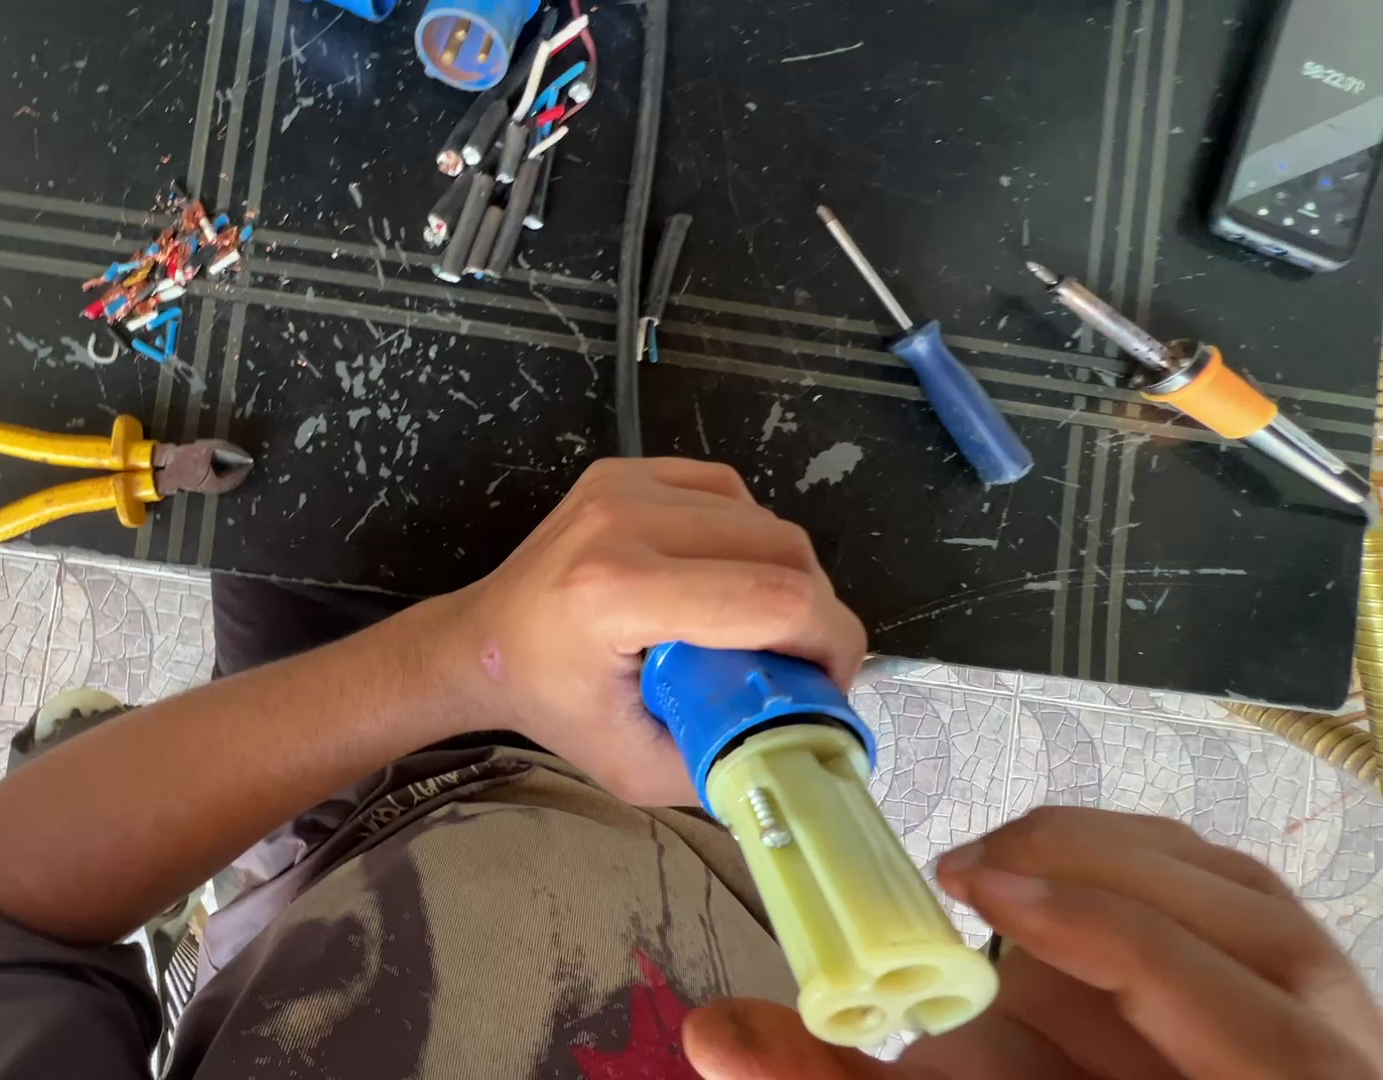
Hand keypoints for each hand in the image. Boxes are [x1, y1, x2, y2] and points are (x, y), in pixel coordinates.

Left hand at [439, 457, 865, 806]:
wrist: (484, 641)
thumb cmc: (552, 704)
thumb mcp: (636, 767)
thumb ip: (731, 763)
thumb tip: (810, 743)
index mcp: (616, 593)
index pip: (774, 598)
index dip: (830, 641)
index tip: (826, 682)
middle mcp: (620, 521)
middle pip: (781, 547)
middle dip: (813, 611)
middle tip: (794, 661)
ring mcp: (620, 485)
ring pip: (760, 515)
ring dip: (781, 571)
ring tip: (755, 621)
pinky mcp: (621, 471)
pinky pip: (724, 491)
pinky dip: (744, 532)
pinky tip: (722, 572)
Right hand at [682, 806, 1382, 1079]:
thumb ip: (820, 1075)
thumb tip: (705, 1035)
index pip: (1271, 1040)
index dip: (1120, 941)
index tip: (971, 888)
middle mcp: (1310, 1068)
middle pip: (1274, 945)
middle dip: (1101, 877)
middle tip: (967, 869)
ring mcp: (1297, 1020)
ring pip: (1250, 898)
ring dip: (1105, 851)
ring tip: (991, 860)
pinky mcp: (1247, 969)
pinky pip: (1219, 878)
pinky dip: (1119, 847)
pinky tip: (1036, 866)